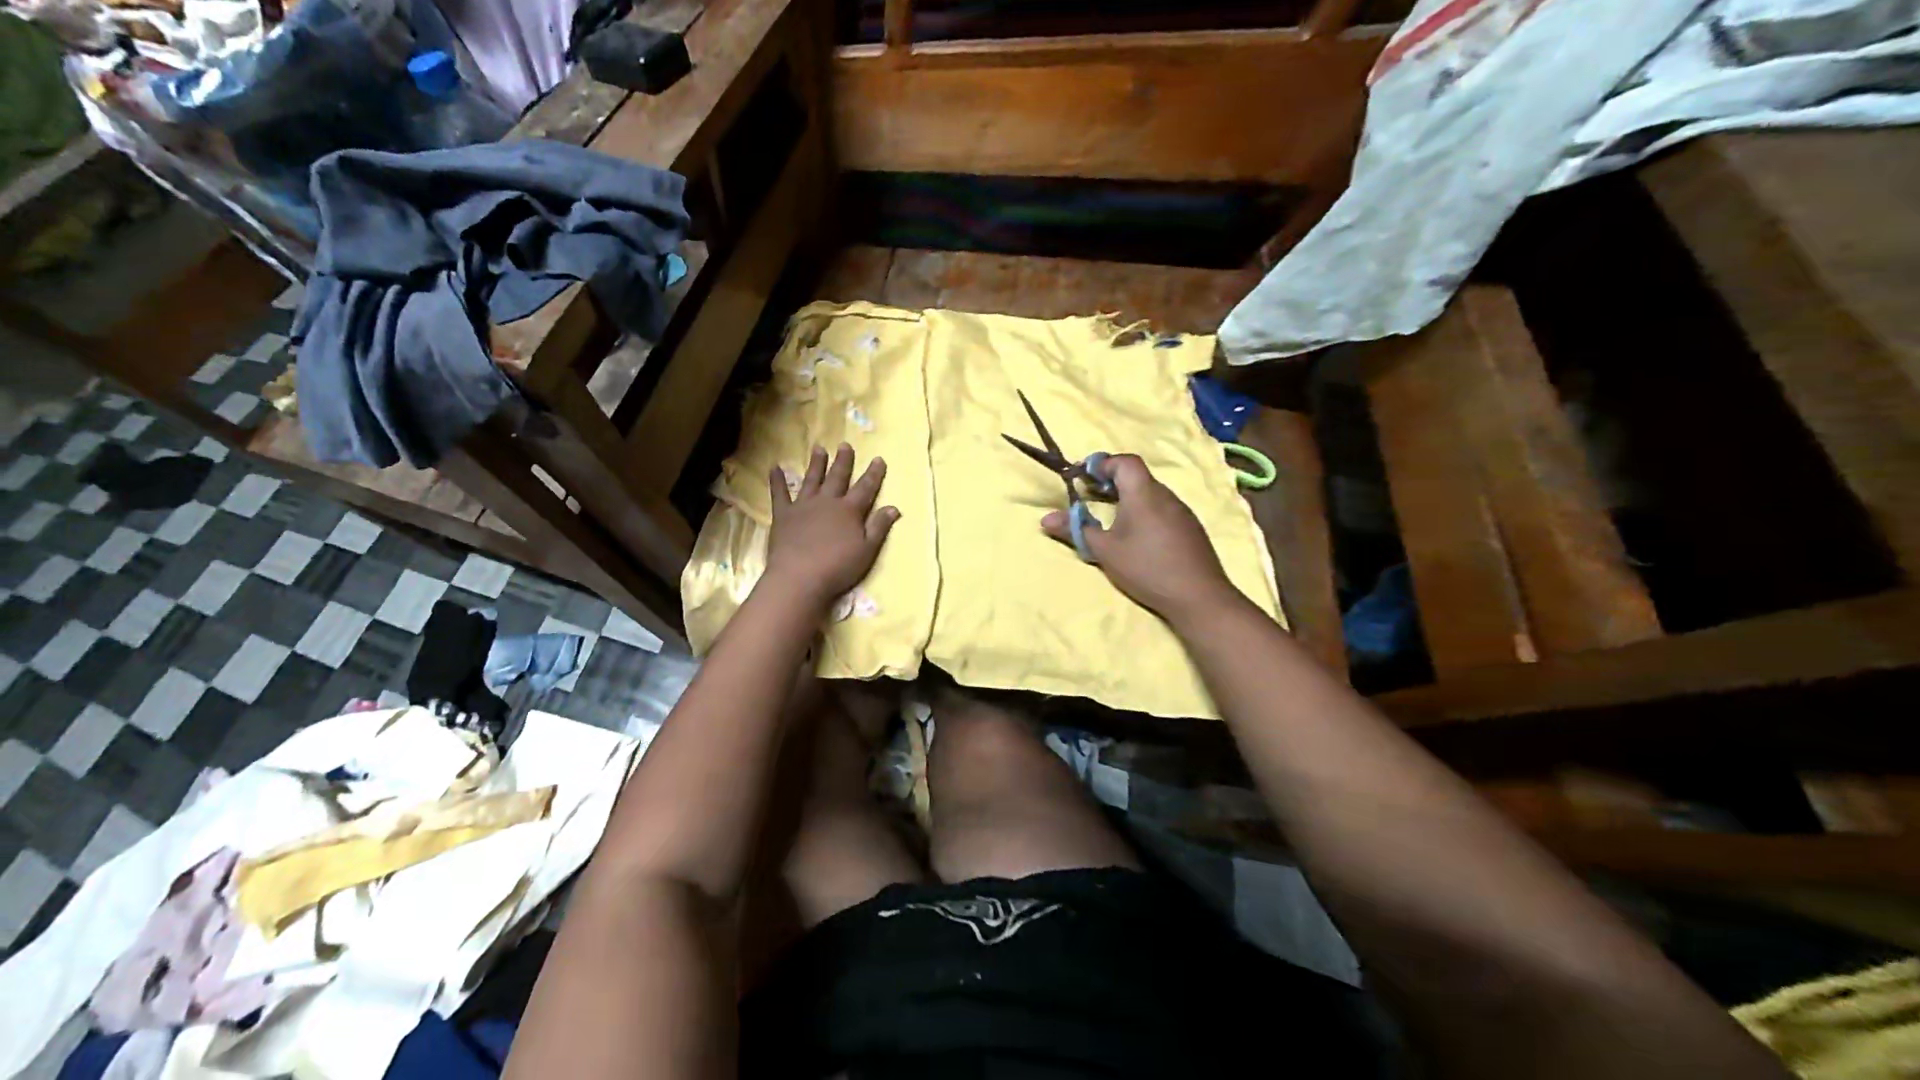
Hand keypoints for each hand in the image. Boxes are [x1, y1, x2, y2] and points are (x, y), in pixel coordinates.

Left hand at [765, 444, 899, 606]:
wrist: (800, 577)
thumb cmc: (838, 567)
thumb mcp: (867, 550)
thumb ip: (879, 527)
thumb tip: (894, 507)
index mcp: (850, 511)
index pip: (865, 488)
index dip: (873, 474)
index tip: (878, 459)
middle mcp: (827, 502)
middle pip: (837, 477)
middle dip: (843, 461)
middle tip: (845, 445)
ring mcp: (803, 506)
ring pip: (812, 480)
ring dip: (816, 464)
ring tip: (819, 448)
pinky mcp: (783, 515)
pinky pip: (780, 494)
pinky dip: (777, 480)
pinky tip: (775, 467)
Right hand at [1042, 454, 1237, 621]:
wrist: (1198, 596)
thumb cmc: (1146, 567)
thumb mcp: (1105, 550)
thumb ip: (1076, 530)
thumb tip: (1045, 519)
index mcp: (1144, 493)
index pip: (1125, 461)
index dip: (1103, 464)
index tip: (1084, 479)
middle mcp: (1166, 495)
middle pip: (1137, 477)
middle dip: (1112, 482)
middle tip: (1091, 498)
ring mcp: (1182, 512)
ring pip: (1151, 494)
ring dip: (1130, 499)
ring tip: (1112, 520)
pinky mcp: (1191, 529)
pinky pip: (1164, 510)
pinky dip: (1146, 513)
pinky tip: (1139, 539)